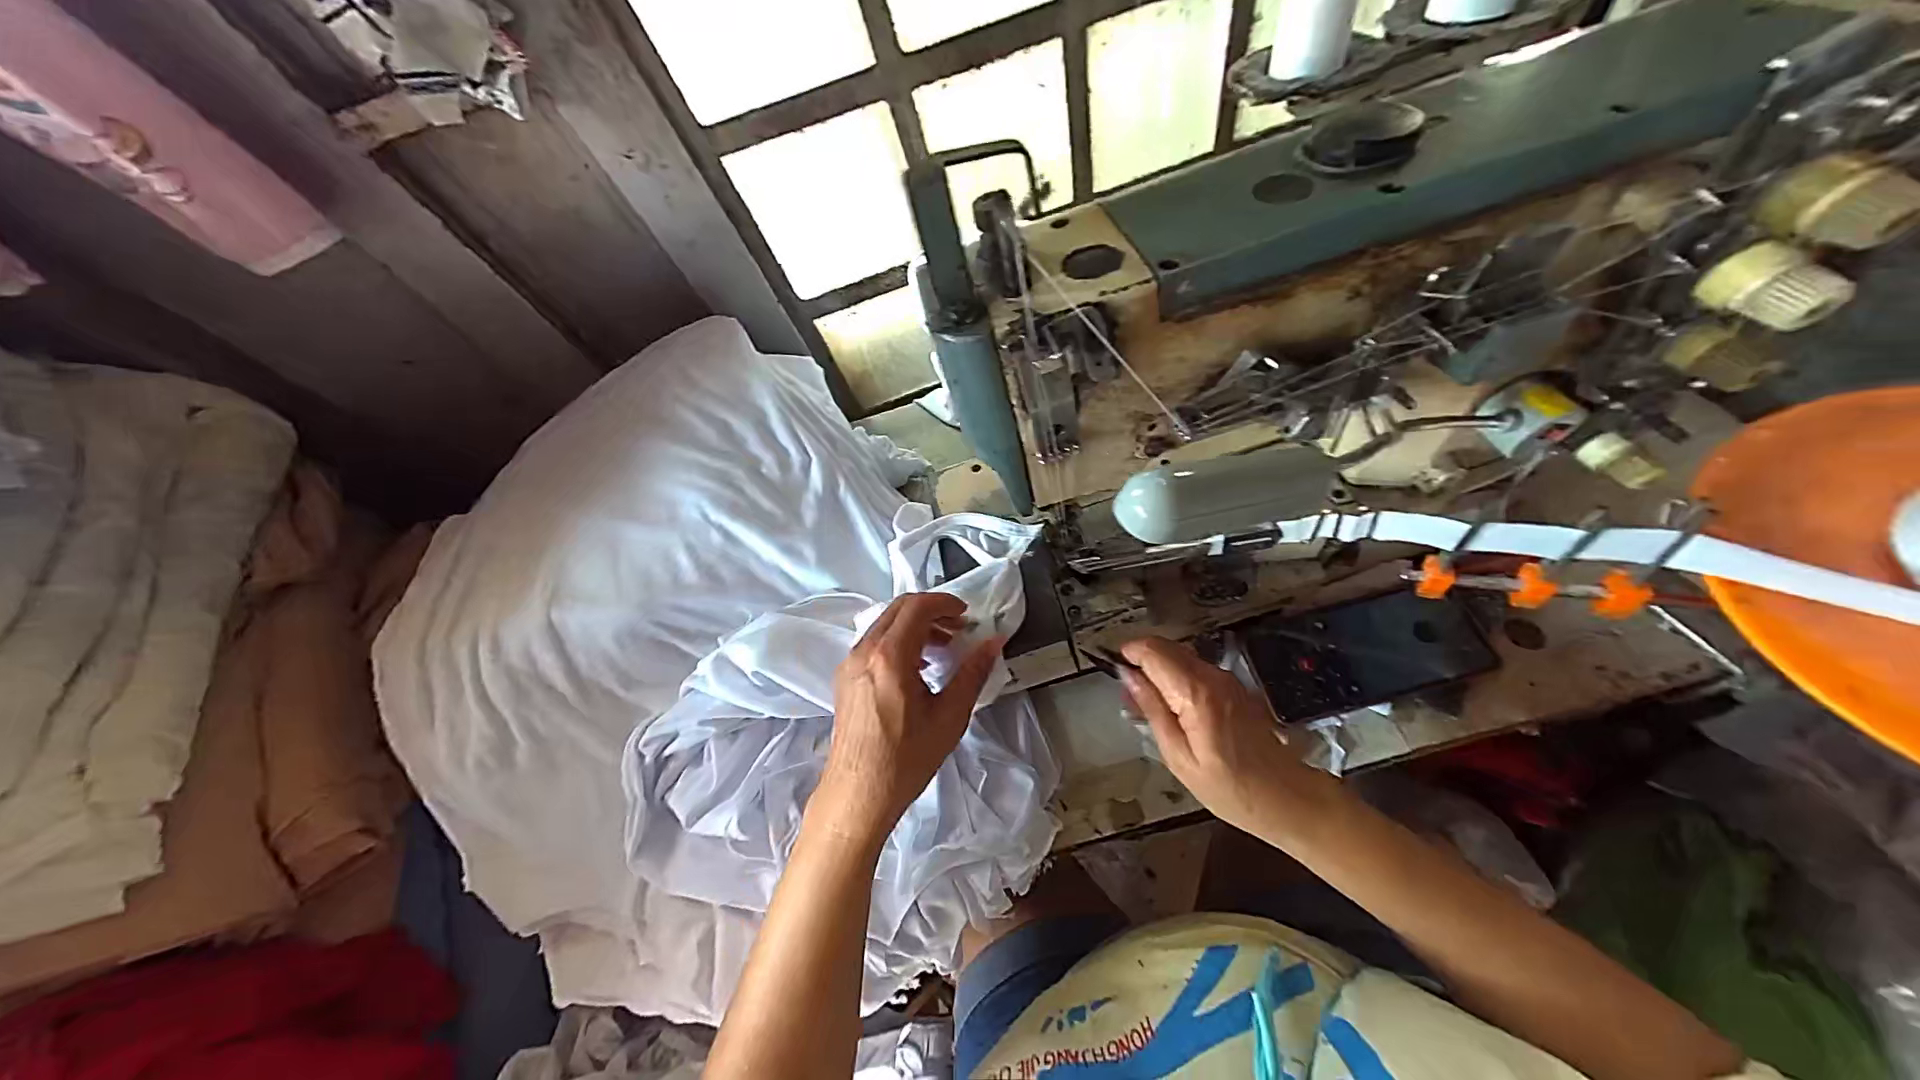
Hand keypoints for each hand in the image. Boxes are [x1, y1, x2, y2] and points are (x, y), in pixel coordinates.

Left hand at [813, 593, 1003, 847]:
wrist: (858, 795)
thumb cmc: (904, 760)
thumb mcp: (949, 716)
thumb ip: (973, 673)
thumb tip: (993, 643)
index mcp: (888, 657)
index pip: (917, 607)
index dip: (945, 603)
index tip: (967, 614)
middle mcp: (863, 652)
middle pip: (898, 609)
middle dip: (932, 611)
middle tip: (959, 628)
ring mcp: (850, 664)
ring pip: (885, 625)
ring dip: (916, 627)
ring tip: (944, 649)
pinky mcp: (845, 679)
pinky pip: (874, 643)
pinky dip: (899, 642)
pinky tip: (918, 668)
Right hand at [1119, 636, 1333, 834]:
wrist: (1290, 799)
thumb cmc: (1232, 789)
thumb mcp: (1178, 757)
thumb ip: (1152, 710)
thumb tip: (1129, 678)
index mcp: (1197, 694)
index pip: (1153, 651)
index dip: (1129, 653)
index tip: (1114, 666)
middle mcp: (1214, 677)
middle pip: (1167, 647)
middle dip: (1142, 660)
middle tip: (1128, 692)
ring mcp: (1228, 680)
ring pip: (1181, 656)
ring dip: (1160, 669)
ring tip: (1148, 704)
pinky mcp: (1236, 688)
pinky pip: (1197, 670)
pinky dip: (1178, 678)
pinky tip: (1174, 708)